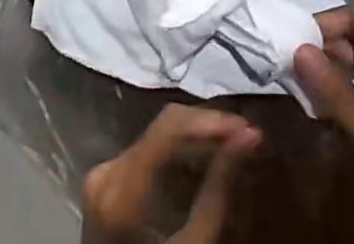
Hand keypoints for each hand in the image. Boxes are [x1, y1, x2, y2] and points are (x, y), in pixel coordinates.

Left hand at [82, 104, 261, 243]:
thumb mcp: (195, 242)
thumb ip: (219, 187)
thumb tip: (250, 136)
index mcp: (122, 189)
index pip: (171, 127)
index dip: (211, 121)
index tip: (246, 127)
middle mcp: (107, 172)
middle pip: (166, 128)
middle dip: (208, 129)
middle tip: (245, 137)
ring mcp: (103, 175)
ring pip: (159, 135)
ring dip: (197, 138)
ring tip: (232, 147)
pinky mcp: (108, 181)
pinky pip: (149, 151)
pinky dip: (180, 152)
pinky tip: (205, 160)